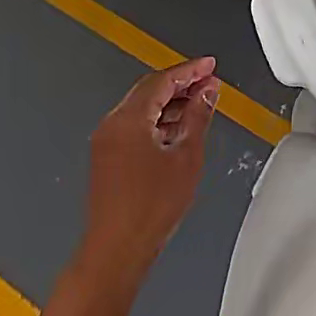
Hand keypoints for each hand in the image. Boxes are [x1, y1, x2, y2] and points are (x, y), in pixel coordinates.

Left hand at [82, 57, 220, 265]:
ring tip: (199, 102)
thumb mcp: (187, 155)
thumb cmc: (150, 208)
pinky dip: (158, 118)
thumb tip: (207, 93)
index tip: (209, 65)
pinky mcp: (107, 157)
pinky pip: (134, 124)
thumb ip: (198, 116)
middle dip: (181, 82)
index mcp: (129, 119)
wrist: (117, 249)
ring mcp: (106, 142)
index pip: (163, 80)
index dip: (190, 70)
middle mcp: (112, 125)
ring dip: (170, 101)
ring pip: (142, 106)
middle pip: (149, 89)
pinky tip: (179, 127)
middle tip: (208, 80)